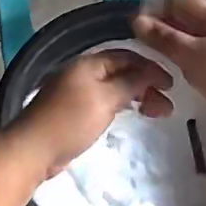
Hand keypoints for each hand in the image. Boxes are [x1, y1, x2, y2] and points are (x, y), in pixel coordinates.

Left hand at [10, 49, 172, 175]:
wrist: (34, 149)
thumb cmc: (70, 121)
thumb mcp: (105, 99)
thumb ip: (130, 83)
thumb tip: (149, 74)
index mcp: (88, 63)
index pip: (127, 56)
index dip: (150, 68)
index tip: (171, 85)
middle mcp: (83, 72)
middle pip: (122, 71)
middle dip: (146, 84)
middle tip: (167, 105)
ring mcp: (77, 92)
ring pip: (115, 87)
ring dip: (137, 96)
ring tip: (156, 112)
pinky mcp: (75, 111)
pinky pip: (105, 101)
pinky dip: (122, 104)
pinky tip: (132, 114)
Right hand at [132, 0, 205, 112]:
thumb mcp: (190, 54)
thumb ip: (162, 37)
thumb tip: (136, 19)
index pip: (177, 0)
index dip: (155, 7)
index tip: (133, 24)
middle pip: (182, 18)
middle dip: (159, 26)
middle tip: (135, 43)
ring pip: (186, 38)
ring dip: (168, 44)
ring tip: (146, 56)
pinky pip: (193, 54)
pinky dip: (179, 58)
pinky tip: (167, 69)